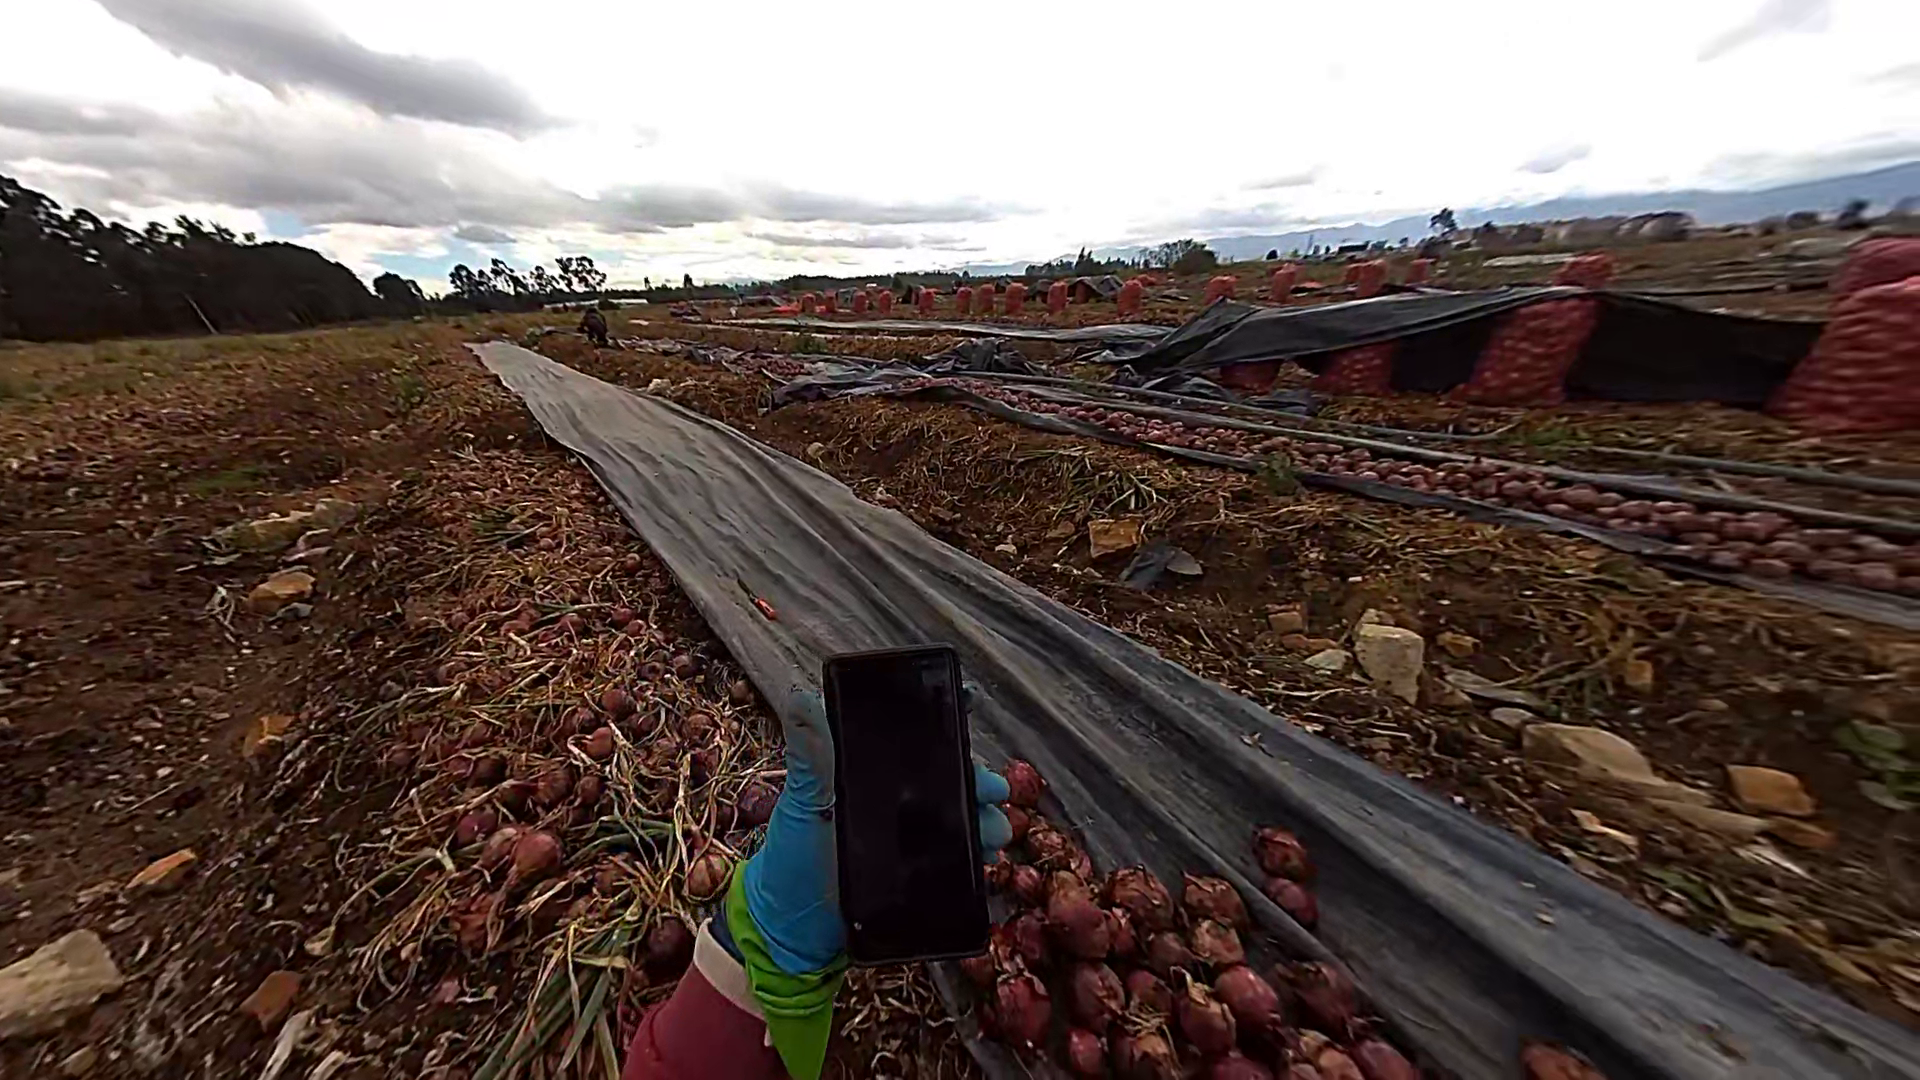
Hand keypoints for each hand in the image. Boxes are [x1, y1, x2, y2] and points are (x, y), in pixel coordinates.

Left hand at [742, 682, 1009, 973]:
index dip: (944, 716)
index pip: (913, 734)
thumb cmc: (793, 854)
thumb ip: (809, 752)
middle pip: (948, 774)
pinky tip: (989, 853)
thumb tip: (801, 695)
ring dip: (983, 816)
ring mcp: (911, 833)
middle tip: (993, 787)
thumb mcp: (803, 798)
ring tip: (994, 829)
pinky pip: (958, 855)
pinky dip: (977, 851)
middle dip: (977, 776)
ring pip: (959, 813)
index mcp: (872, 769)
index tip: (968, 700)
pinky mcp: (920, 870)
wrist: (793, 929)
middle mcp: (898, 795)